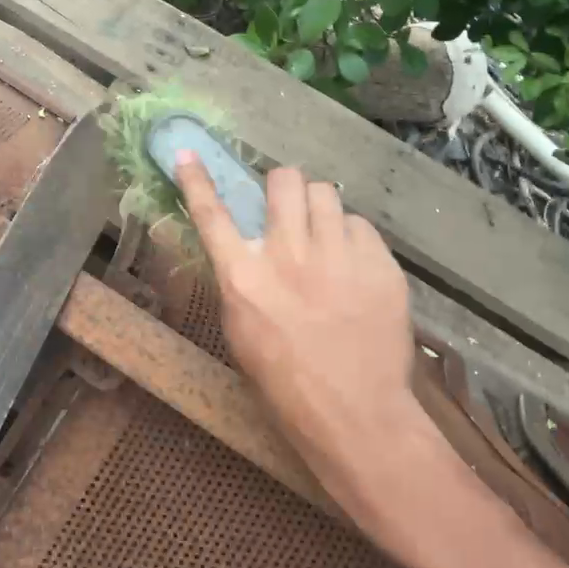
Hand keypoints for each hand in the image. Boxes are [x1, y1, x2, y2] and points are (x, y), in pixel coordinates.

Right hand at [173, 156, 420, 464]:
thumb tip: (243, 246)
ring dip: (319, 208)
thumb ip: (240, 278)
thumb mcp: (239, 327)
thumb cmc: (283, 380)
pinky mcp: (380, 266)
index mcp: (243, 276)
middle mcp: (288, 255)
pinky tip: (353, 267)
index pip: (211, 212)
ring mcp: (338, 257)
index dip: (196, 178)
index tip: (188, 153)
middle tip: (287, 207)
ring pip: (327, 193)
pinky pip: (361, 226)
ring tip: (324, 235)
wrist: (355, 415)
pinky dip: (352, 238)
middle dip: (283, 187)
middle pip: (284, 181)